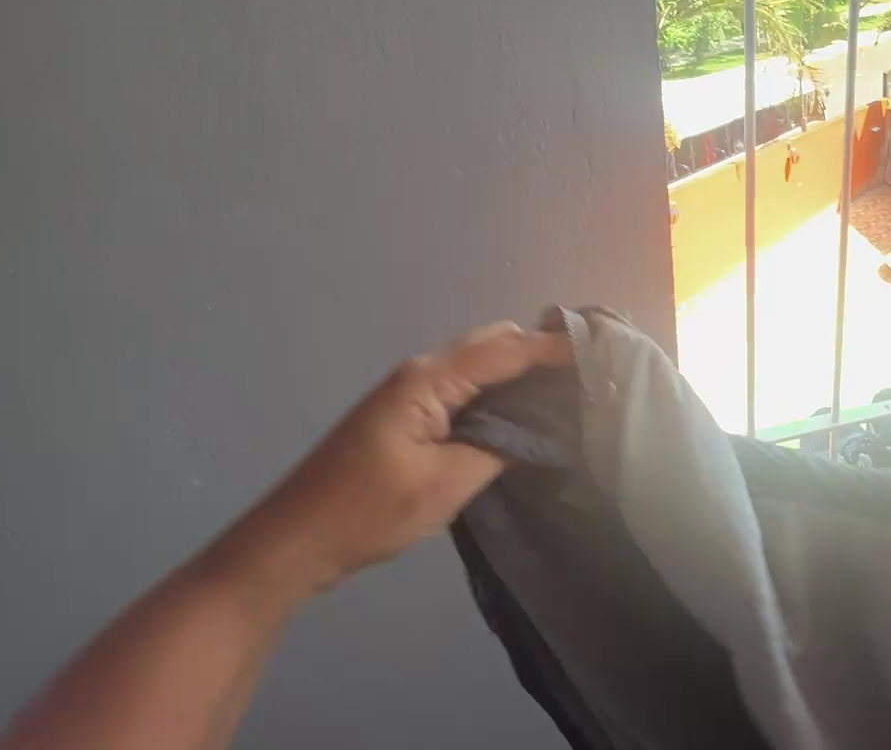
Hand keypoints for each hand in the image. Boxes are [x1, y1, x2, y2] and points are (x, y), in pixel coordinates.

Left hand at [211, 321, 573, 596]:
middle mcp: (423, 372)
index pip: (507, 349)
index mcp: (430, 380)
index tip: (604, 348)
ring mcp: (412, 392)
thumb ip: (503, 446)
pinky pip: (468, 384)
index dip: (557, 347)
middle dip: (543, 347)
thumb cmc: (365, 513)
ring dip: (523, 366)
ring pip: (482, 361)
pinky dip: (502, 386)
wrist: (286, 548)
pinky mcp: (410, 413)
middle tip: (592, 366)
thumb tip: (546, 426)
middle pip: (495, 342)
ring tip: (569, 384)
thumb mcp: (446, 483)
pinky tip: (525, 408)